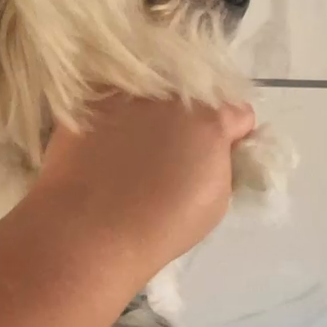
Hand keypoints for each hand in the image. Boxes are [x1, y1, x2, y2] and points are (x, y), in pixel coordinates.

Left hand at [27, 96, 254, 281]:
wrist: (91, 229)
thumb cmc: (160, 225)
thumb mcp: (217, 199)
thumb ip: (222, 162)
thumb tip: (214, 152)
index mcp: (209, 119)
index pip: (237, 114)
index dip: (231, 137)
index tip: (218, 155)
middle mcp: (169, 97)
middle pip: (192, 99)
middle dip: (191, 121)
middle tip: (174, 153)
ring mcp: (127, 96)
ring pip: (151, 96)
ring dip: (152, 115)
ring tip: (135, 148)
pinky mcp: (89, 105)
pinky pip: (112, 102)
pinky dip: (115, 117)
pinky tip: (106, 143)